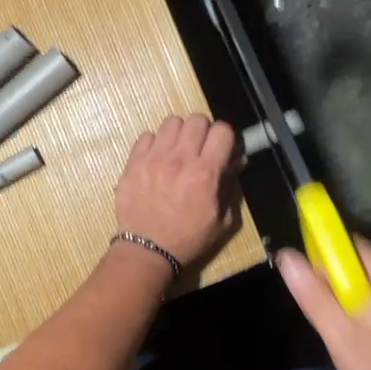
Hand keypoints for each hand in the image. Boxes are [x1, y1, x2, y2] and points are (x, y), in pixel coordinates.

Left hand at [113, 115, 242, 270]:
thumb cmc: (189, 238)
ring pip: (171, 122)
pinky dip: (155, 143)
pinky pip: (146, 135)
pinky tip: (157, 159)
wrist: (148, 250)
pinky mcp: (133, 162)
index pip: (223, 130)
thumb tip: (237, 161)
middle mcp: (180, 159)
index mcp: (205, 173)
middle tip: (200, 149)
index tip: (222, 149)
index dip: (226, 137)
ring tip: (177, 150)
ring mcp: (154, 158)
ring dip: (179, 133)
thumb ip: (231, 186)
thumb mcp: (223, 219)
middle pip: (197, 119)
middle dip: (203, 131)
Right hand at [277, 239, 370, 369]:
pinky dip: (347, 303)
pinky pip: (361, 290)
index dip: (321, 257)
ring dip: (336, 294)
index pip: (346, 244)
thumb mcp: (338, 332)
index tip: (309, 283)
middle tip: (322, 310)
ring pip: (353, 277)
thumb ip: (313, 294)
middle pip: (349, 259)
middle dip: (328, 279)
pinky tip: (345, 328)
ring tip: (333, 322)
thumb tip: (286, 256)